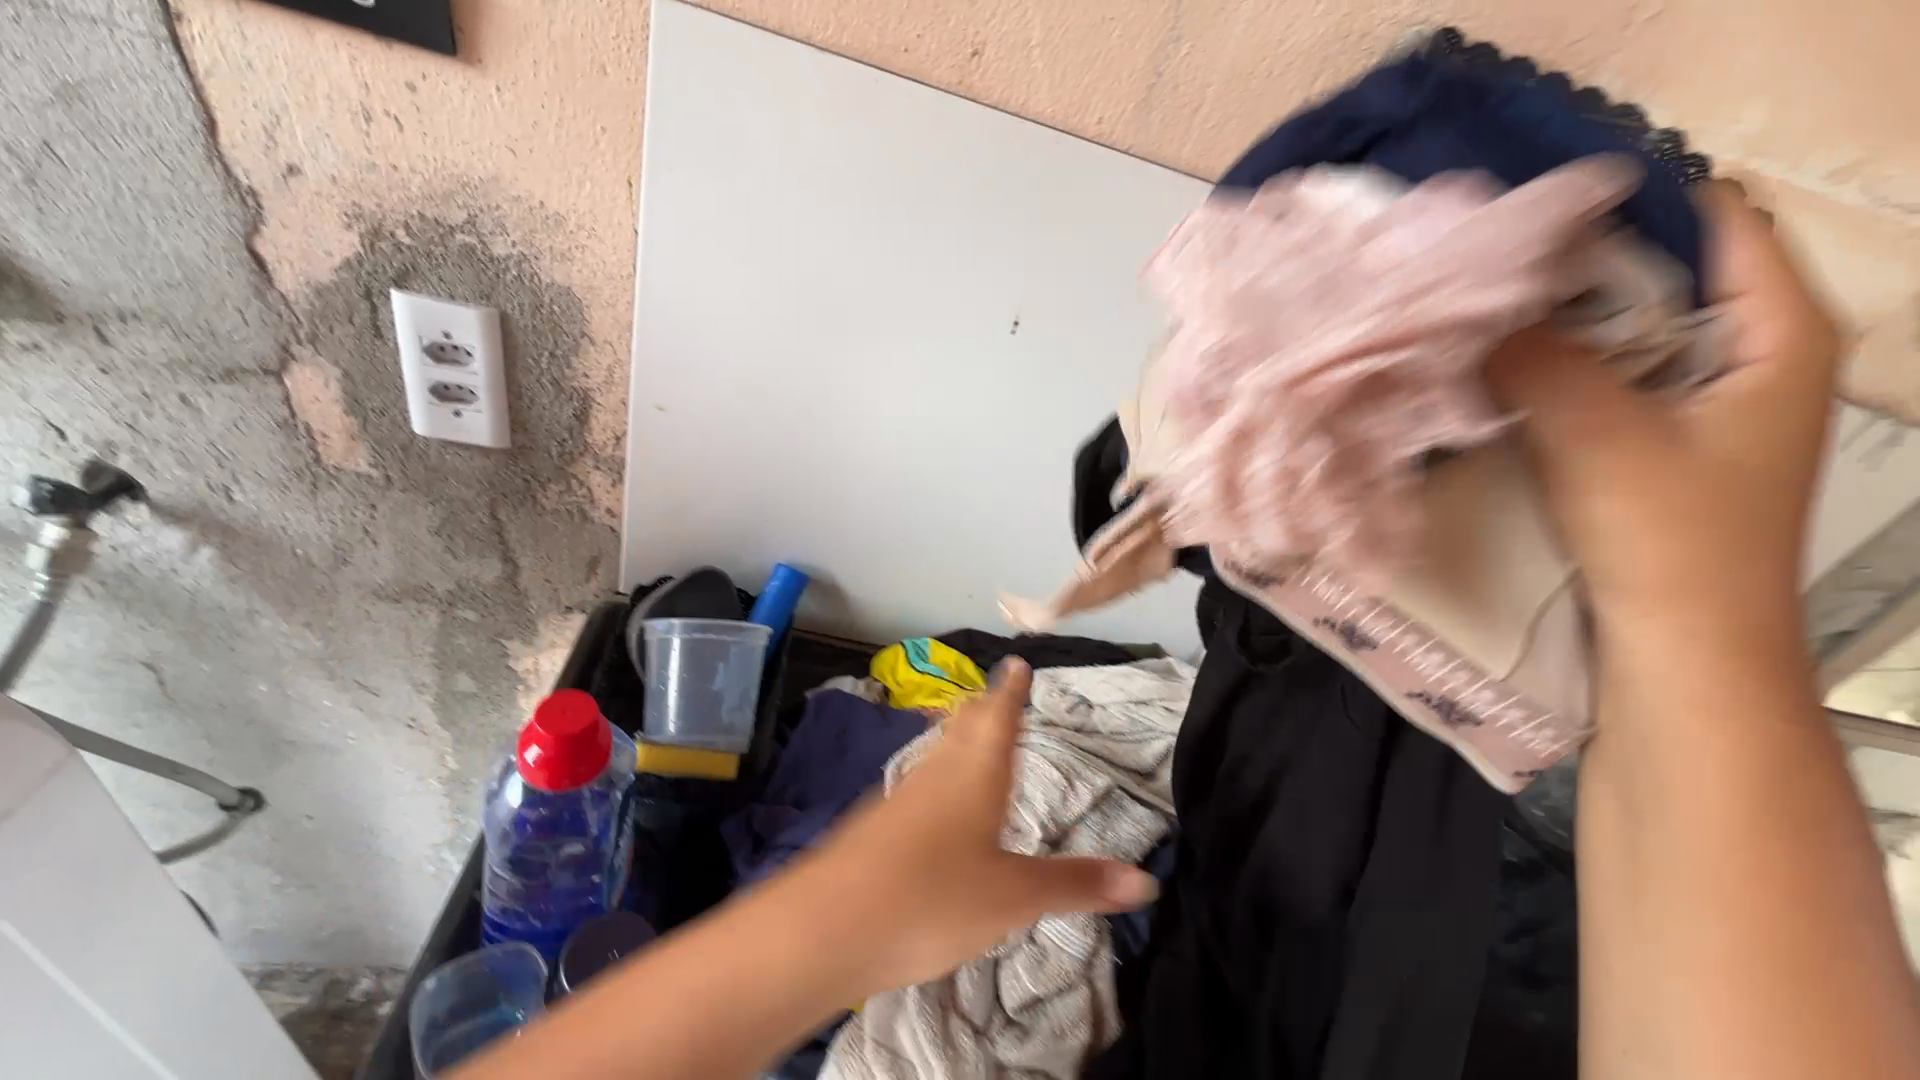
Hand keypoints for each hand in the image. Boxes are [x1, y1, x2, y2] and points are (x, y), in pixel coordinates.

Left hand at [787, 659, 1158, 994]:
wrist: (825, 927)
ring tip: (971, 733)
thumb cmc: (933, 898)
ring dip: (958, 739)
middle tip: (997, 690)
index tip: (1017, 661)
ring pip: (938, 755)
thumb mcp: (1014, 897)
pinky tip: (933, 802)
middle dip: (985, 708)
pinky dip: (937, 777)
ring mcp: (900, 799)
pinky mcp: (875, 828)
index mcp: (977, 774)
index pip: (1000, 718)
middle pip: (965, 728)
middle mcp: (938, 774)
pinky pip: (918, 787)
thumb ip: (1075, 885)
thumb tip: (1147, 881)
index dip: (1012, 690)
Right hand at [1486, 181, 1840, 651]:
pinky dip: (1560, 362)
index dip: (1630, 200)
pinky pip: (1609, 371)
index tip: (1536, 204)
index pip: (1717, 217)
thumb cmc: (1668, 536)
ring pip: (1628, 325)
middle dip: (1578, 262)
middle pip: (1665, 270)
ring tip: (1483, 304)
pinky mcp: (1662, 436)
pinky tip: (1503, 364)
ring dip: (1560, 318)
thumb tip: (1465, 303)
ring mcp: (1705, 397)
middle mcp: (1752, 351)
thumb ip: (1534, 357)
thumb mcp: (1597, 433)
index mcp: (1781, 331)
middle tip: (1489, 256)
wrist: (1684, 648)